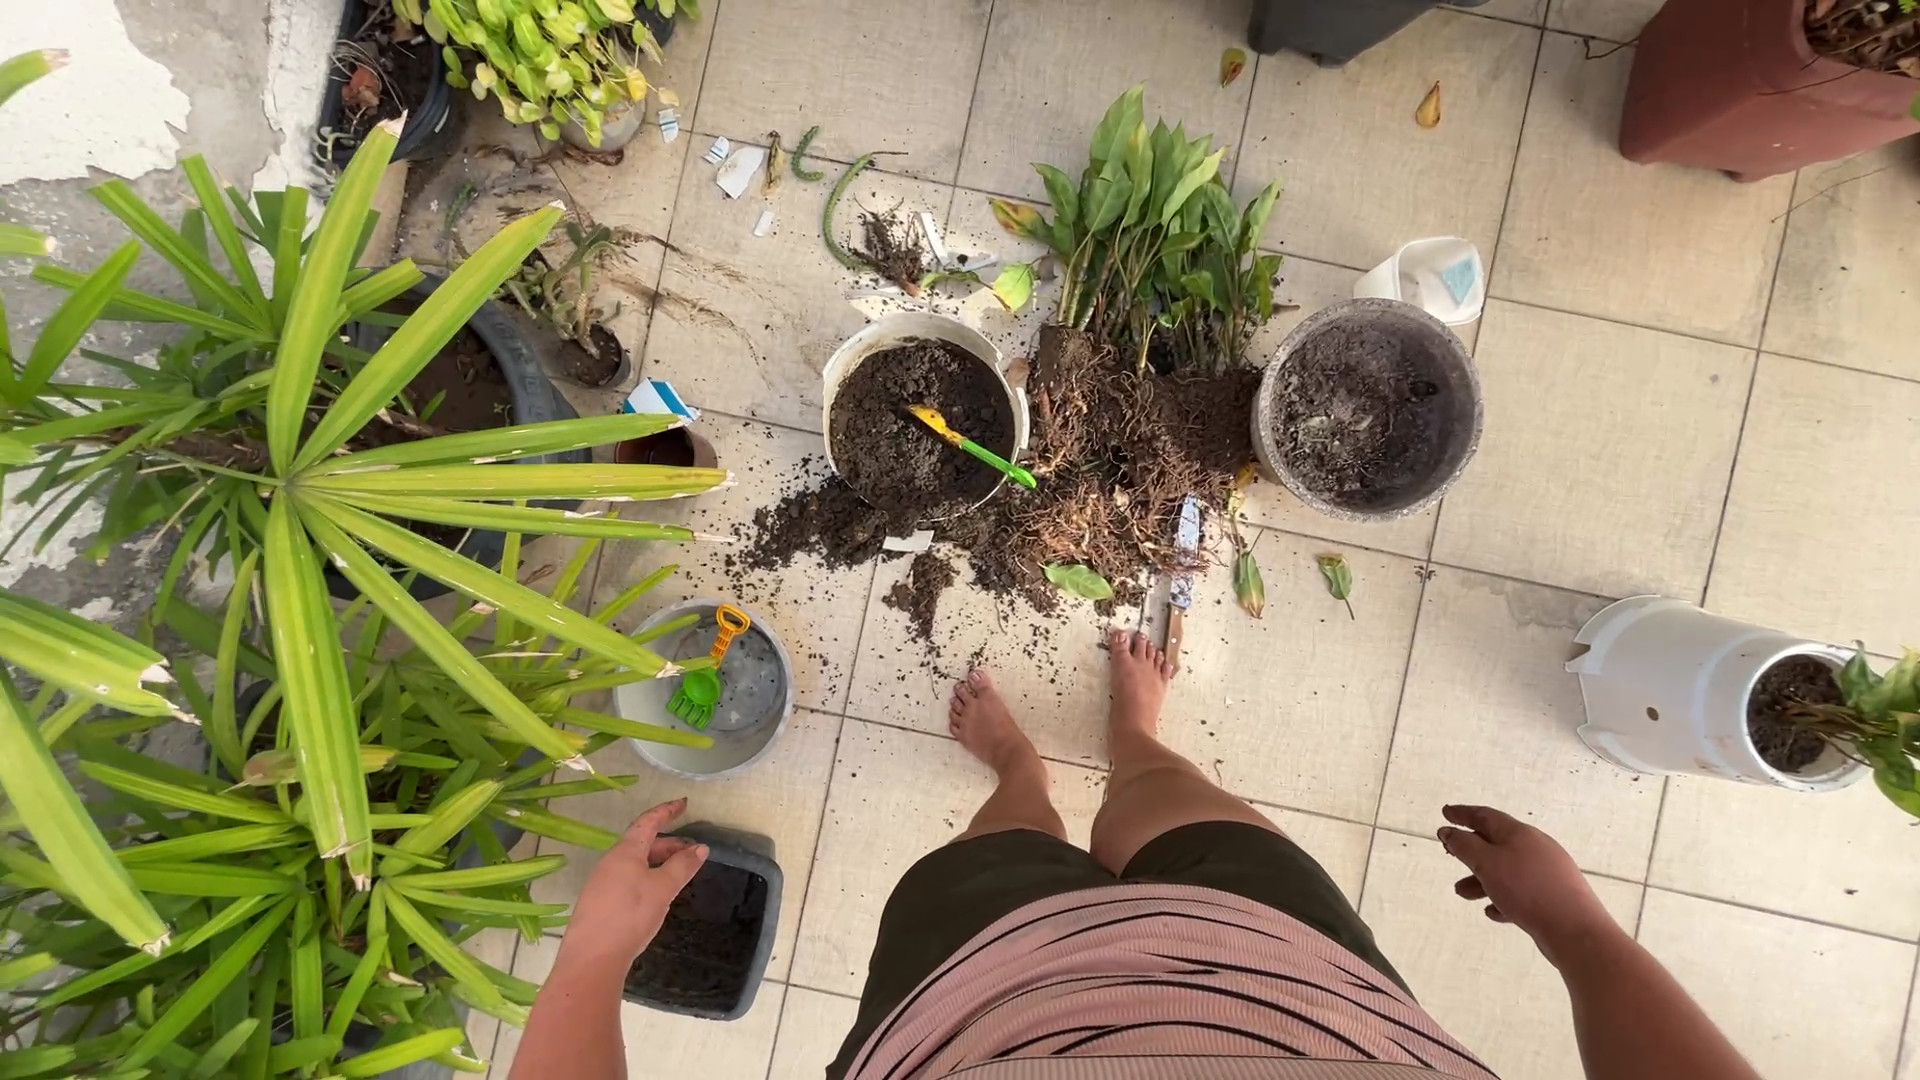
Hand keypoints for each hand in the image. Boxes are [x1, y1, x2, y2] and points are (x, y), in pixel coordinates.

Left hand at [562, 798, 707, 966]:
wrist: (590, 962)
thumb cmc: (629, 916)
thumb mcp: (663, 889)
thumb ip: (682, 866)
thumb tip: (700, 848)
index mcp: (625, 852)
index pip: (648, 822)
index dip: (667, 811)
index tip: (683, 804)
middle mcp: (609, 863)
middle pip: (642, 844)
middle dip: (668, 844)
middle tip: (691, 851)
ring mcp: (600, 885)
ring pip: (634, 864)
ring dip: (658, 863)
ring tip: (677, 874)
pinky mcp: (598, 906)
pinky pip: (626, 880)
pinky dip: (646, 878)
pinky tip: (655, 895)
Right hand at [1437, 805, 1624, 967]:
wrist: (1578, 935)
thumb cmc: (1527, 890)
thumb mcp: (1486, 863)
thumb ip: (1463, 844)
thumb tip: (1448, 831)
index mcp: (1520, 834)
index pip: (1485, 816)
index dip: (1462, 813)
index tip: (1445, 813)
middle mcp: (1537, 849)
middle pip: (1496, 843)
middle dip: (1470, 850)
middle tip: (1449, 852)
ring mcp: (1549, 874)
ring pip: (1507, 870)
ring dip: (1482, 879)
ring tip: (1463, 893)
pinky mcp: (1556, 898)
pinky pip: (1522, 893)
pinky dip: (1503, 898)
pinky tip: (1493, 912)